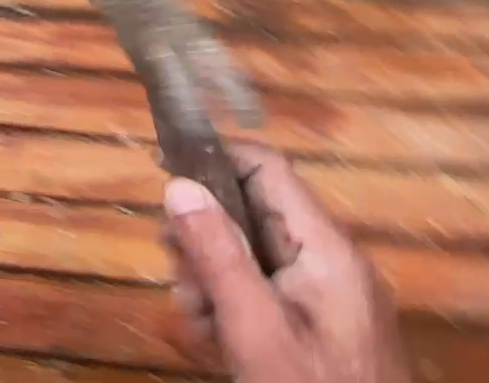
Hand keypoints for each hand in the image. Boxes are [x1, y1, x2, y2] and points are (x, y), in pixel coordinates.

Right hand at [163, 145, 411, 382]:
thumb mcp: (254, 326)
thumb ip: (217, 254)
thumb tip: (177, 183)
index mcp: (326, 251)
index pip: (266, 168)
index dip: (214, 156)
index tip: (160, 167)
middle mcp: (328, 261)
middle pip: (247, 209)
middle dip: (200, 232)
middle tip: (175, 265)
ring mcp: (322, 293)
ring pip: (243, 248)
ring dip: (206, 271)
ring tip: (197, 315)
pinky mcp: (312, 320)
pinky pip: (255, 284)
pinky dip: (224, 299)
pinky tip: (212, 332)